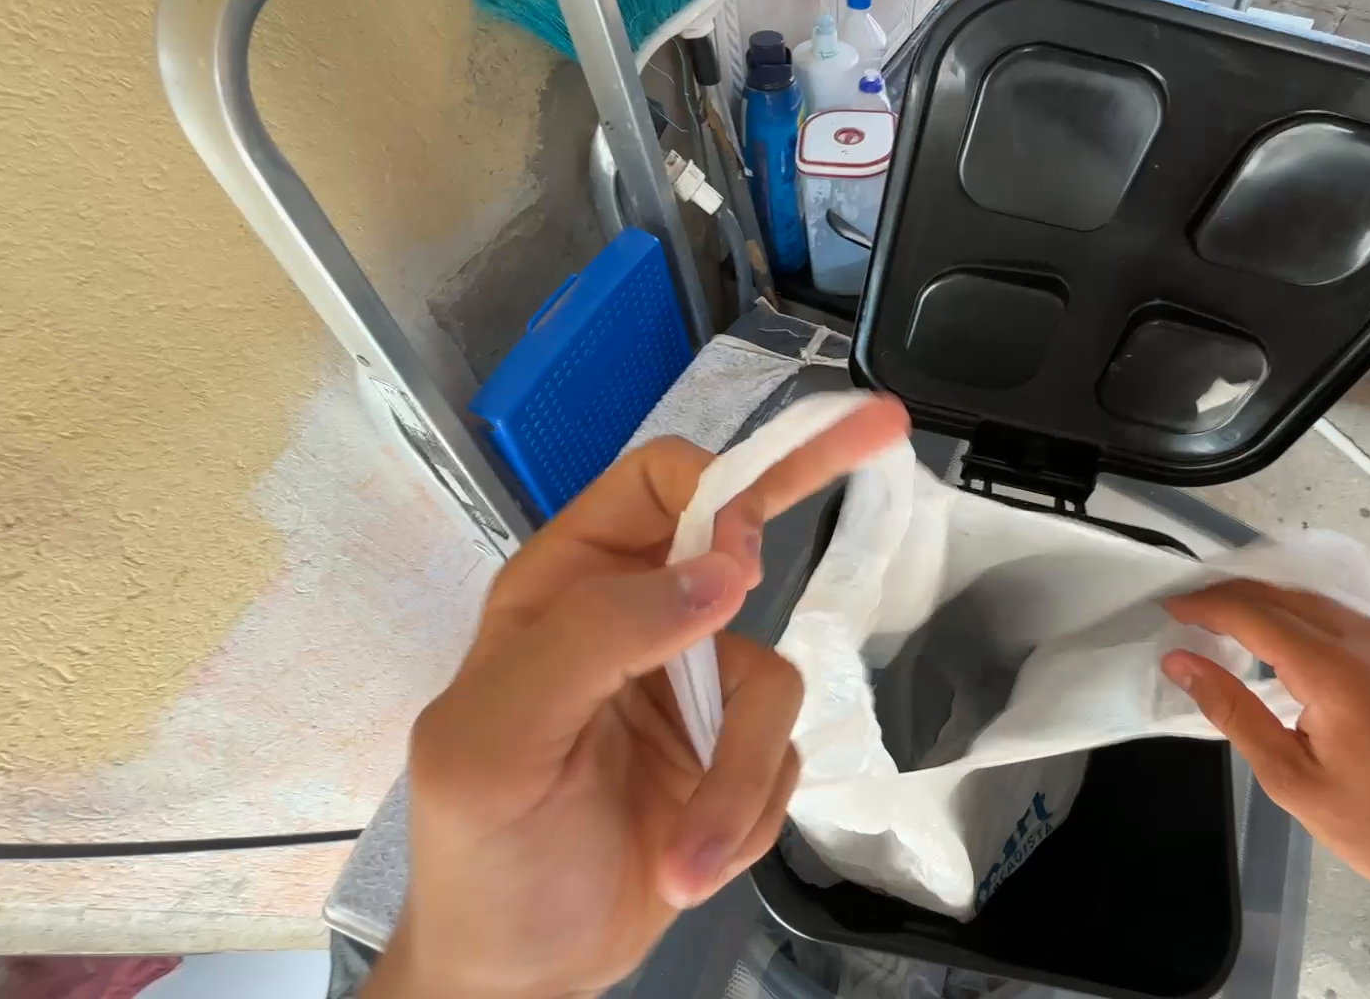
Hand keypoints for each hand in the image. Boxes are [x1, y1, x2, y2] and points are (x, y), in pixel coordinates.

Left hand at [364, 396, 909, 998]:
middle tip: (884, 426)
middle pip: (745, 523)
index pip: (658, 483)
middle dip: (810, 477)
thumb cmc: (485, 850)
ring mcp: (700, 679)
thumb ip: (598, 638)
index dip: (714, 494)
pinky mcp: (737, 745)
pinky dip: (747, 810)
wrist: (524, 970)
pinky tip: (694, 858)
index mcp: (574, 583)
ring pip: (774, 678)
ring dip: (740, 773)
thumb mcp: (498, 743)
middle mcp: (645, 612)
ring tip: (689, 856)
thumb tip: (728, 570)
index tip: (744, 556)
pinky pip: (783, 752)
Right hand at [1160, 581, 1369, 998]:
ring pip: (1316, 600)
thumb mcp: (1294, 780)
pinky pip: (1344, 617)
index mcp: (1337, 669)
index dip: (1203, 604)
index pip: (1252, 612)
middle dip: (1229, 593)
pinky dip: (1300, 614)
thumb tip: (1180, 661)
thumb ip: (1232, 711)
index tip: (1166, 606)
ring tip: (1224, 620)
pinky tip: (1284, 641)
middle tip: (1187, 608)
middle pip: (1284, 593)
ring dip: (1265, 600)